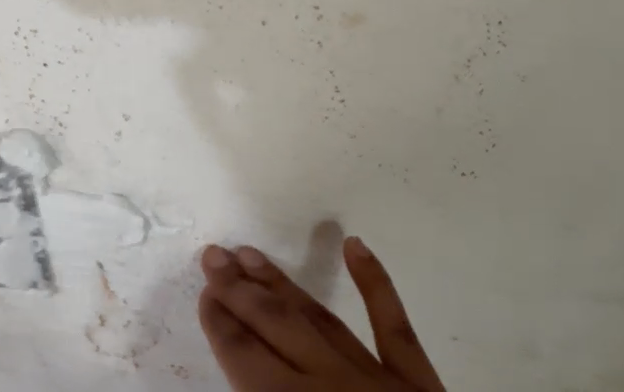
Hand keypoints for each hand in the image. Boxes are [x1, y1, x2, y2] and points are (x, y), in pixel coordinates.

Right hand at [198, 236, 445, 391]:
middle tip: (213, 255)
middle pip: (274, 325)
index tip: (205, 294)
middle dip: (238, 289)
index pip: (245, 358)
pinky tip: (355, 245)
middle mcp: (329, 383)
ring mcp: (376, 376)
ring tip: (251, 253)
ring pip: (317, 316)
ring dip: (281, 283)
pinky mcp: (418, 379)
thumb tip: (243, 385)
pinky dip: (375, 282)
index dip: (221, 323)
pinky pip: (393, 324)